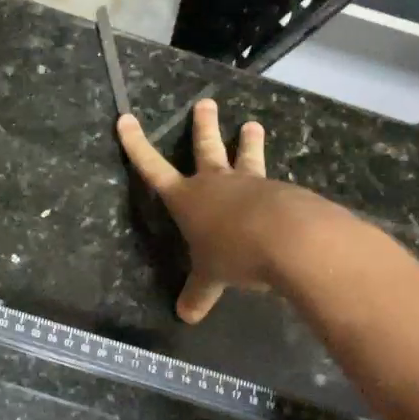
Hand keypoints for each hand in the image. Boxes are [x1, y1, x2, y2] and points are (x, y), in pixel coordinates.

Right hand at [117, 99, 342, 323]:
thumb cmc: (235, 253)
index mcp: (186, 197)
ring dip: (249, 141)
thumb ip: (199, 293)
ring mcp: (250, 184)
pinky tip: (283, 194)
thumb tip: (186, 316)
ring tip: (253, 125)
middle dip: (203, 126)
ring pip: (246, 157)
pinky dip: (275, 187)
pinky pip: (274, 186)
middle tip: (206, 103)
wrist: (292, 239)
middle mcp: (215, 183)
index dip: (136, 145)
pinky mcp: (282, 192)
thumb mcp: (212, 277)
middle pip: (205, 148)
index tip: (126, 118)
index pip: (152, 167)